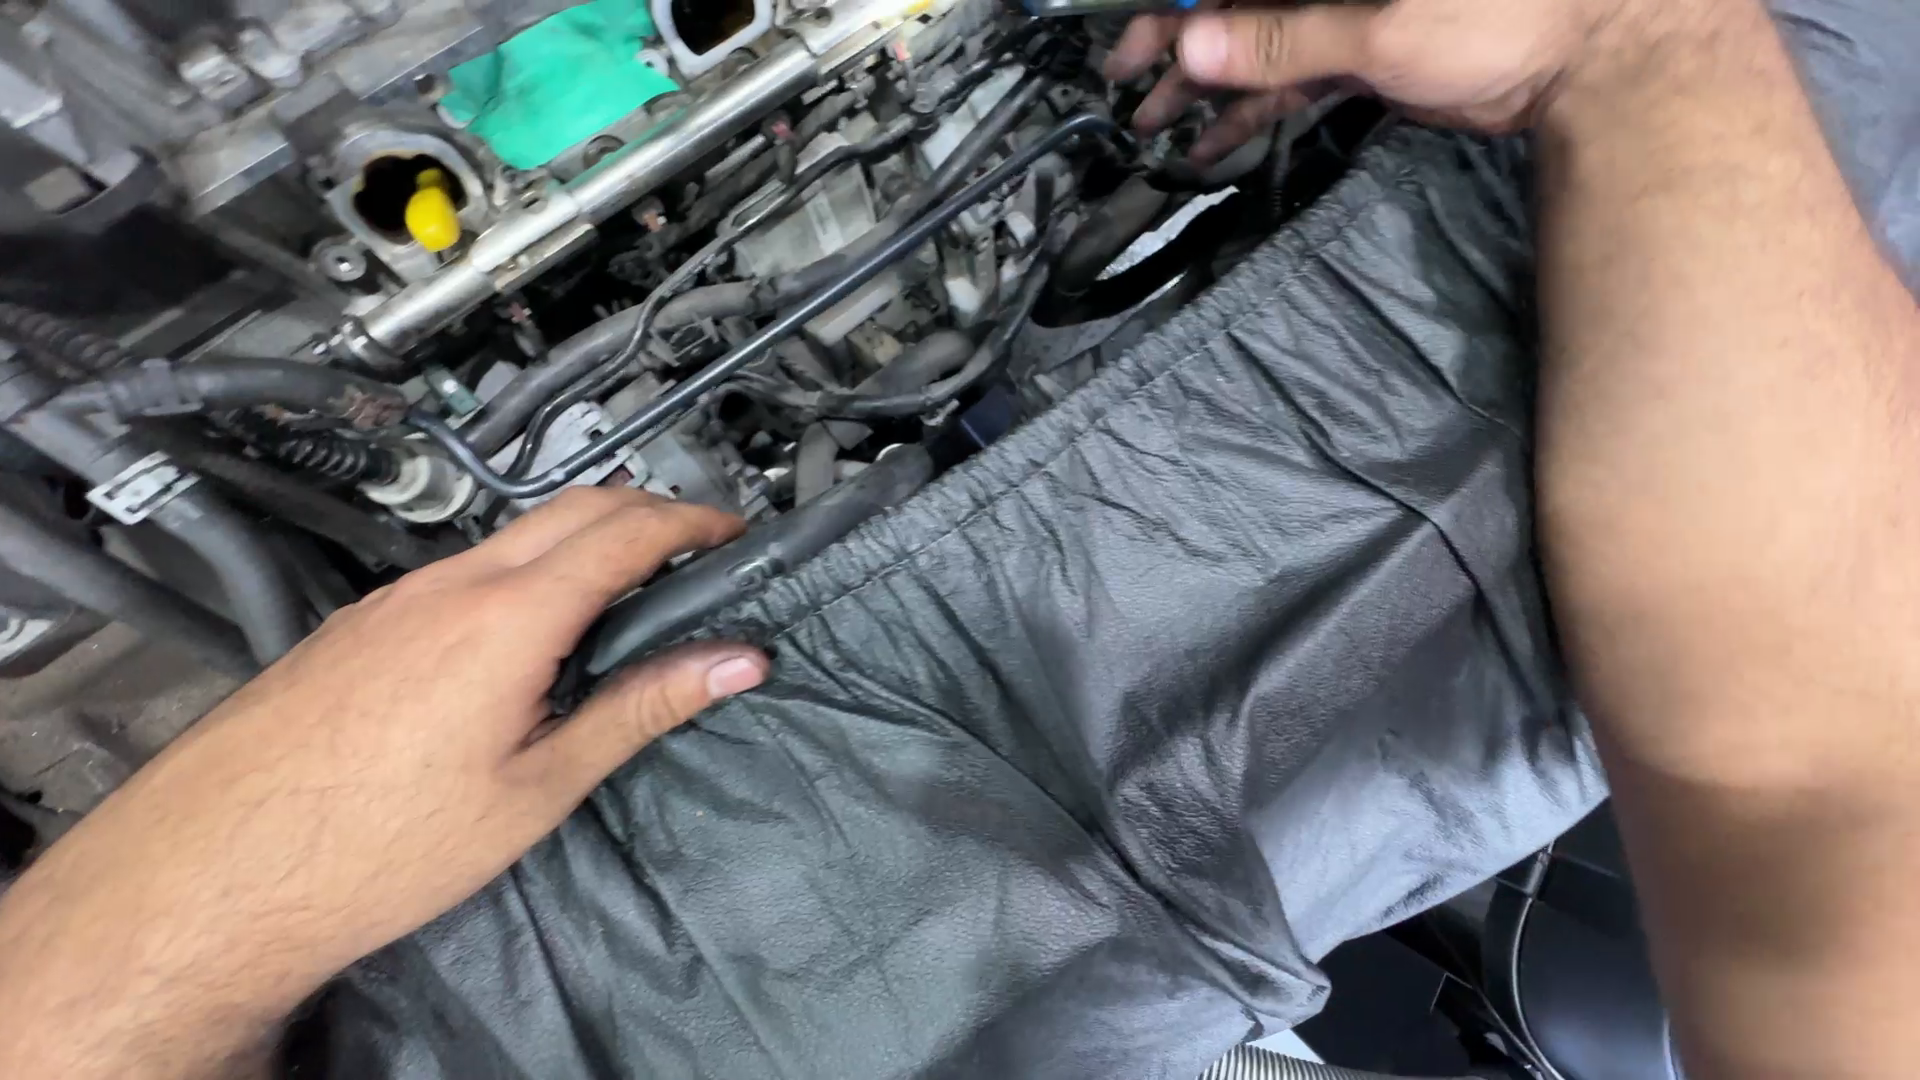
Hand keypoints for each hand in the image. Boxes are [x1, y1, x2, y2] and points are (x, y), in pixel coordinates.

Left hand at [0, 488, 769, 1078]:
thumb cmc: (382, 847)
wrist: (194, 888)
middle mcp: (455, 584)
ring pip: (522, 529)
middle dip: (651, 509)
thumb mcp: (541, 785)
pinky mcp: (367, 619)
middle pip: (577, 504)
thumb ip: (645, 707)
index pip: (628, 533)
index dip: (694, 523)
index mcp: (510, 617)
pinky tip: (540, 621)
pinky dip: (536, 562)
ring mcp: (402, 595)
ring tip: (633, 582)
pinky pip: (475, 562)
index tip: (734, 533)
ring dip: (592, 533)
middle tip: (698, 545)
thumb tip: (738, 662)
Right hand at [1104, 0, 1681, 161]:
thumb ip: (1283, 40)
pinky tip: (1211, 144)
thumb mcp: (1384, 32)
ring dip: (1207, 87)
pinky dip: (1253, 111)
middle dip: (1179, 45)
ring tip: (1156, 128)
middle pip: (1238, 1)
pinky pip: (1290, 78)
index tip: (1131, 38)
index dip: (1179, 2)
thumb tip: (1193, 44)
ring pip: (1257, 43)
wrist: (1594, 57)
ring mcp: (1347, 6)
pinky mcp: (1361, 48)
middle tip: (1129, 90)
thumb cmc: (1504, 16)